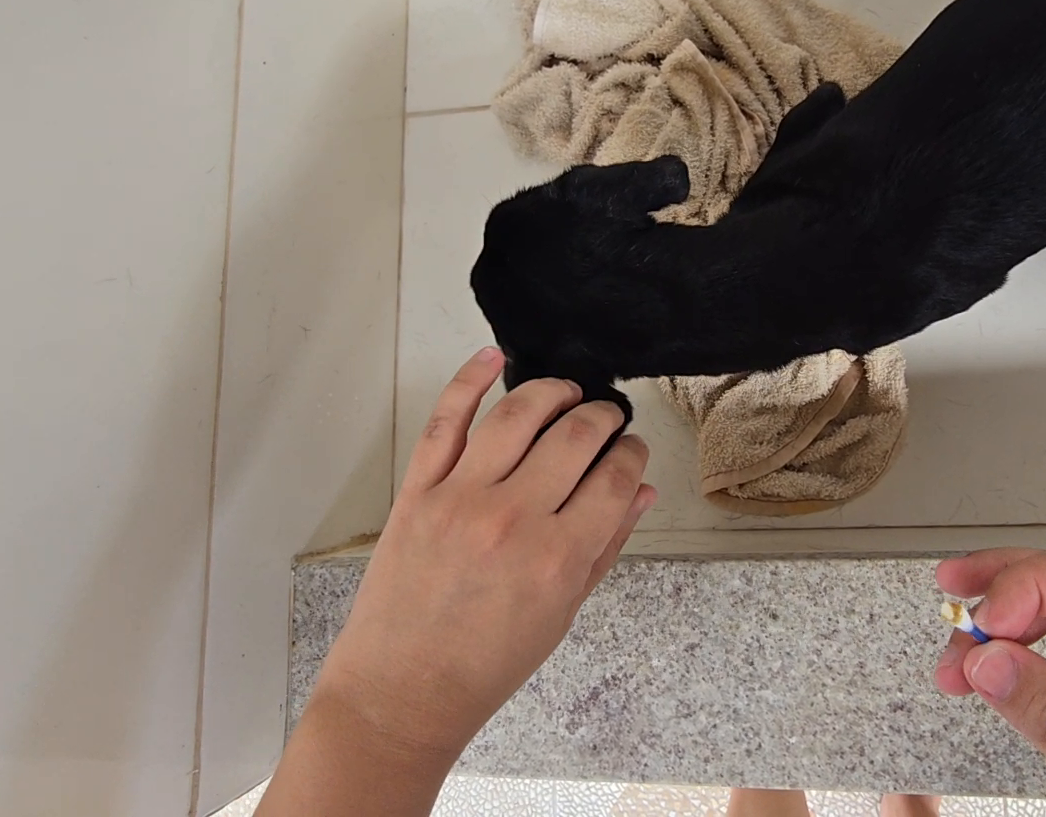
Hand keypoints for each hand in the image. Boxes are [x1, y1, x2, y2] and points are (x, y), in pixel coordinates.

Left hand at [317, 348, 655, 760]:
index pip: (616, 479)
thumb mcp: (564, 612)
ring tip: (570, 392)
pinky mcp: (418, 490)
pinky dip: (469, 379)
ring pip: (518, 414)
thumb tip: (643, 491)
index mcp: (558, 558)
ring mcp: (460, 498)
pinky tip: (494, 356)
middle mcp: (512, 518)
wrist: (403, 690)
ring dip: (555, 391)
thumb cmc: (490, 661)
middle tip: (609, 418)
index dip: (634, 455)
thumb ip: (607, 545)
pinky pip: (446, 420)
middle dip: (605, 417)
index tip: (632, 451)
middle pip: (576, 437)